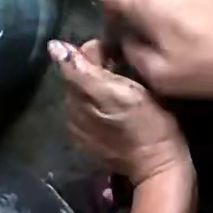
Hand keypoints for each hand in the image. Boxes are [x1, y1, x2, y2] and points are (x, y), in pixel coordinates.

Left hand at [49, 39, 191, 184]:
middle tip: (129, 72)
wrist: (159, 166)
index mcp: (76, 96)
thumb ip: (84, 71)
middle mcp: (71, 111)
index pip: (76, 57)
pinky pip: (91, 110)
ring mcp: (79, 127)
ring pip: (87, 91)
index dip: (100, 50)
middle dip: (100, 68)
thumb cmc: (148, 124)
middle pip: (80, 75)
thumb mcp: (121, 91)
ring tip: (127, 90)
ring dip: (102, 85)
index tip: (123, 55)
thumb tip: (53, 46)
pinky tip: (120, 111)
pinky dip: (103, 104)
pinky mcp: (90, 140)